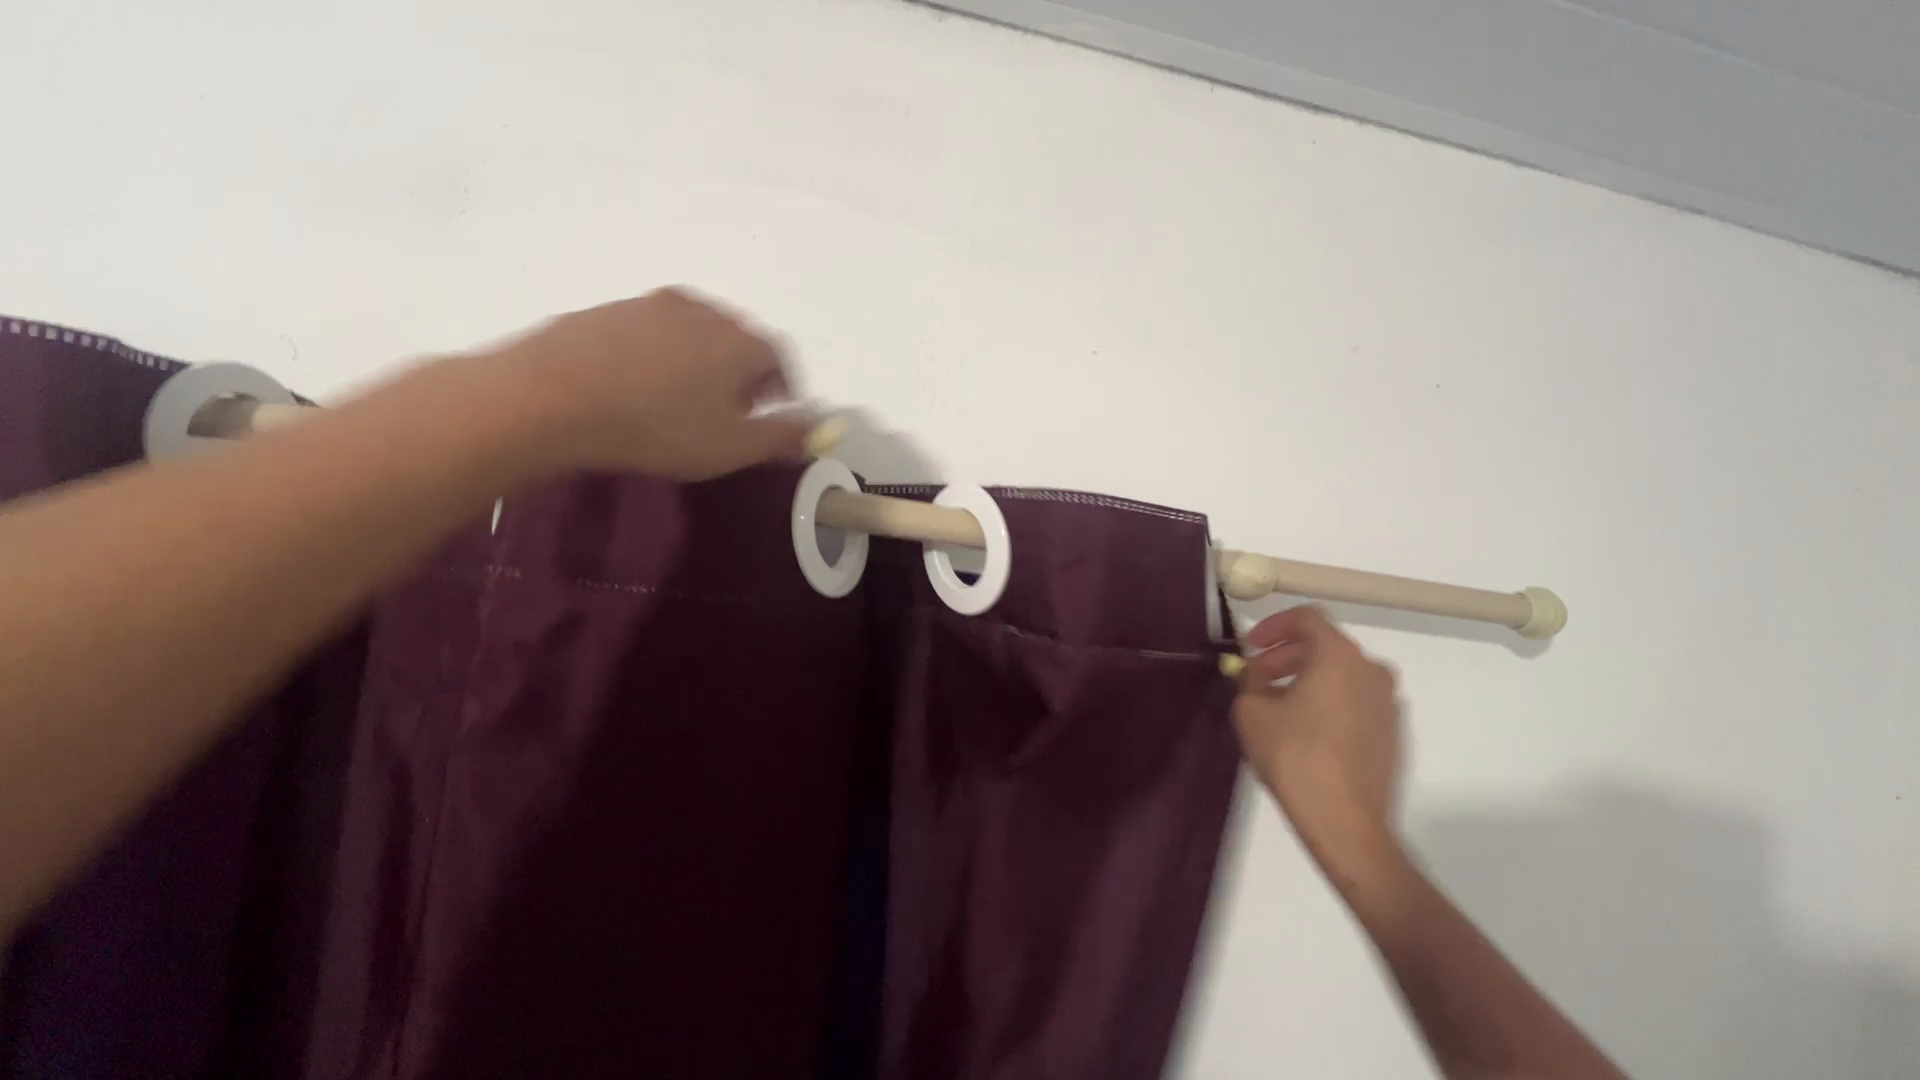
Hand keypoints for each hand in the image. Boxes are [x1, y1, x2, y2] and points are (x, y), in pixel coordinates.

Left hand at [481, 288, 809, 479]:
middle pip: (737, 340)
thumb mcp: (732, 446)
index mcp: (740, 341)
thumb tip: (821, 428)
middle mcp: (703, 311)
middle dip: (742, 373)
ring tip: (681, 401)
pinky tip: (635, 388)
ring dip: (699, 362)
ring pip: (693, 334)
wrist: (552, 397)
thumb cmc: (659, 427)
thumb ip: (782, 437)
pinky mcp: (607, 311)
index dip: (783, 387)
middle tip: (729, 410)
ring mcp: (651, 306)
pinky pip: (650, 334)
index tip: (773, 412)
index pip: (780, 357)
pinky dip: (657, 356)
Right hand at [1232, 607, 1404, 853]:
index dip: (1273, 626)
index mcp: (1339, 656)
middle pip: (1325, 646)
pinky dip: (1329, 703)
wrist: (1346, 821)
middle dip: (1286, 656)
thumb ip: (1249, 680)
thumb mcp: (1252, 712)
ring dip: (1307, 681)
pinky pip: (1355, 702)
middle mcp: (1372, 670)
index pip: (1307, 618)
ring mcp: (1388, 703)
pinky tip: (1305, 732)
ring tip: (1277, 708)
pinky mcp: (1393, 733)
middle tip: (1257, 679)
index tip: (1250, 648)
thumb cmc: (1294, 756)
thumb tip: (1252, 673)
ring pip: (1341, 676)